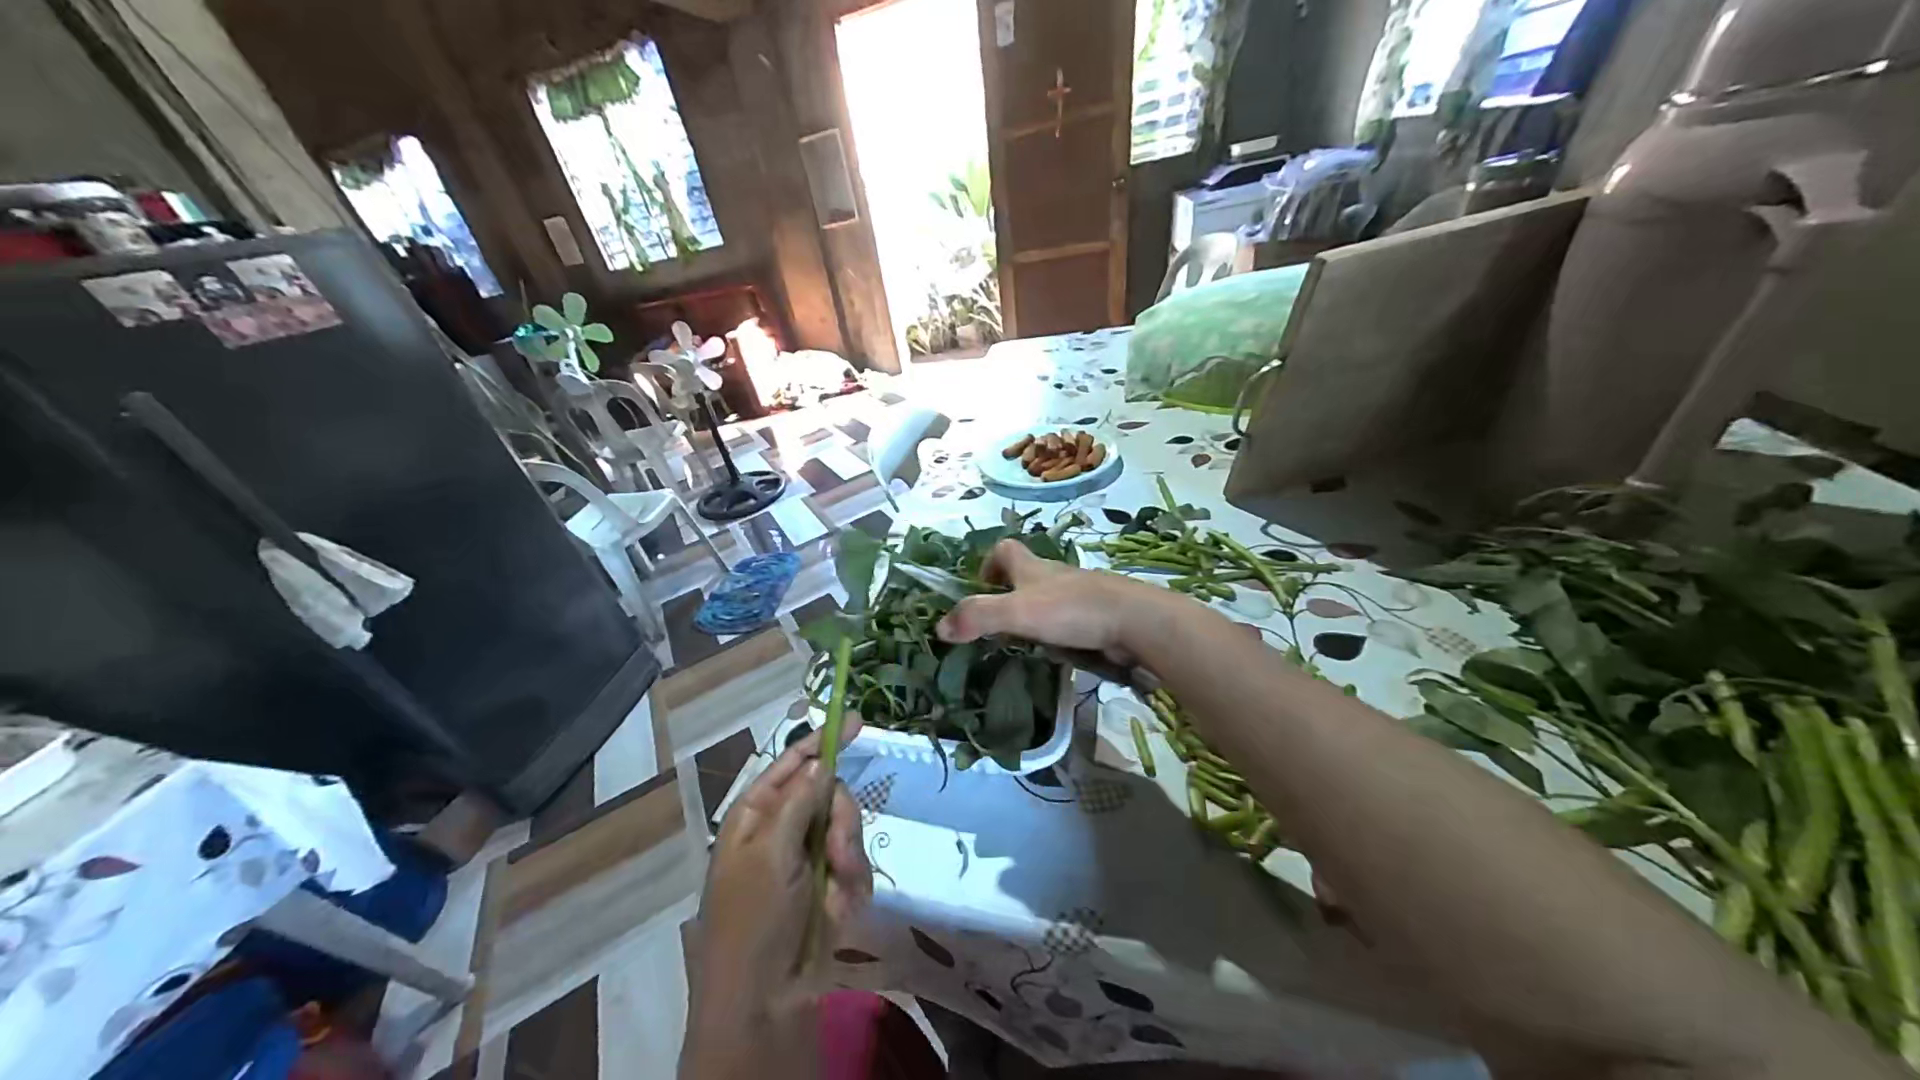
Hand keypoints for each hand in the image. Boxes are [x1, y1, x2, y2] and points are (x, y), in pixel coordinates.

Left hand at [692, 724, 871, 1018]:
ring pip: (847, 829)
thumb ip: (800, 802)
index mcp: (756, 815)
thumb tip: (821, 759)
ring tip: (838, 889)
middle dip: (840, 819)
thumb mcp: (772, 854)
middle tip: (837, 852)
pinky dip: (852, 885)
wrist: (765, 1000)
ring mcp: (808, 859)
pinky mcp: (830, 887)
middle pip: (828, 795)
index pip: (793, 764)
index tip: (857, 721)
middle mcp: (783, 830)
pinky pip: (856, 866)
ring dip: (848, 856)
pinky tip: (840, 909)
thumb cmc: (754, 920)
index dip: (822, 742)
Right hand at [936, 539, 1180, 663]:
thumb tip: (940, 627)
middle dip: (1010, 596)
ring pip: (1050, 600)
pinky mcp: (1098, 616)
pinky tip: (1060, 652)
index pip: (1006, 550)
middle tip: (999, 627)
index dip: (989, 564)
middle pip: (1027, 576)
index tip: (981, 589)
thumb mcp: (1016, 612)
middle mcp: (1056, 576)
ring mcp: (1080, 595)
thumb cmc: (1072, 610)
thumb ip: (978, 617)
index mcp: (1033, 568)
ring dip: (1036, 617)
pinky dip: (1061, 633)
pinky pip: (1071, 621)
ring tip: (1026, 645)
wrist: (1135, 621)